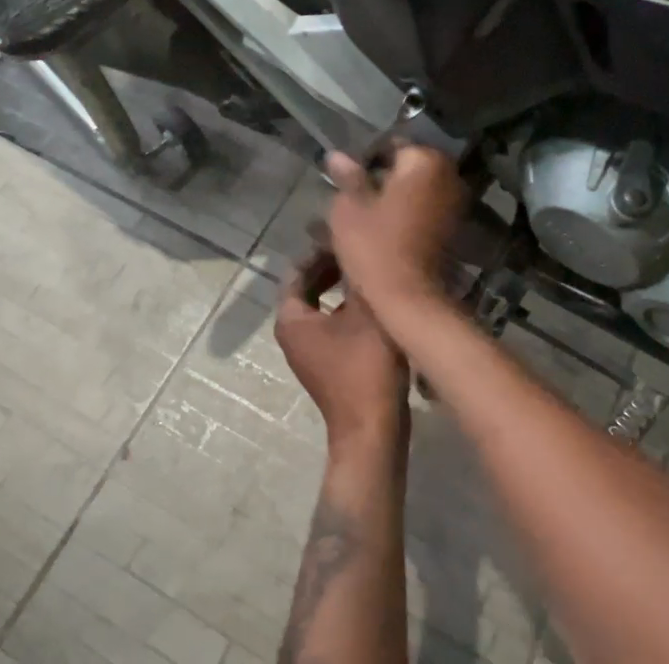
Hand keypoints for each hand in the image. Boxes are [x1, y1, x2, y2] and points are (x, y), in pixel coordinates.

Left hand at [277, 251, 410, 449]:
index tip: (347, 237)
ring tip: (371, 272)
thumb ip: (360, 278)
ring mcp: (309, 353)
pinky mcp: (328, 366)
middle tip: (360, 251)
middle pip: (307, 288)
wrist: (372, 430)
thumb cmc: (365, 367)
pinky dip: (348, 311)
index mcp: (291, 319)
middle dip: (332, 268)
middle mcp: (292, 334)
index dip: (321, 250)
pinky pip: (333, 326)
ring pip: (322, 308)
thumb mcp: (366, 313)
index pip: (297, 270)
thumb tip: (359, 246)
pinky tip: (377, 304)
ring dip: (342, 289)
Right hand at [323, 144, 466, 317]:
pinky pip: (422, 211)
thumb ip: (347, 177)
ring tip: (358, 214)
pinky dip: (403, 215)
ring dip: (390, 198)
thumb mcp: (349, 207)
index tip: (345, 176)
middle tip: (348, 196)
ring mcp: (454, 204)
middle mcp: (448, 177)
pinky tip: (378, 229)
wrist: (407, 298)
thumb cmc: (374, 245)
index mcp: (425, 161)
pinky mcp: (451, 230)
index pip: (392, 144)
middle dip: (379, 178)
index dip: (366, 158)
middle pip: (406, 168)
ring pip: (413, 191)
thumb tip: (337, 156)